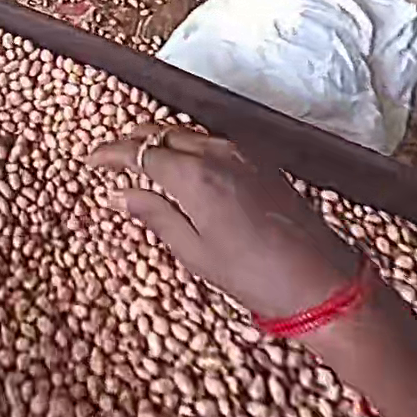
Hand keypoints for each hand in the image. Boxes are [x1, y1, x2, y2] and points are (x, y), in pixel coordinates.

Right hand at [87, 124, 360, 321]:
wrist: (326, 283)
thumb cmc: (253, 275)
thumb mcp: (193, 250)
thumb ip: (153, 214)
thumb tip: (117, 194)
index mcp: (192, 176)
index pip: (138, 152)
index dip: (109, 153)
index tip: (90, 160)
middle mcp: (214, 153)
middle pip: (159, 133)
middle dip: (130, 142)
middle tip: (111, 158)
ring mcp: (239, 152)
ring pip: (184, 133)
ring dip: (157, 141)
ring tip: (139, 159)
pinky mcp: (258, 159)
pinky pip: (208, 141)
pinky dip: (184, 145)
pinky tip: (179, 164)